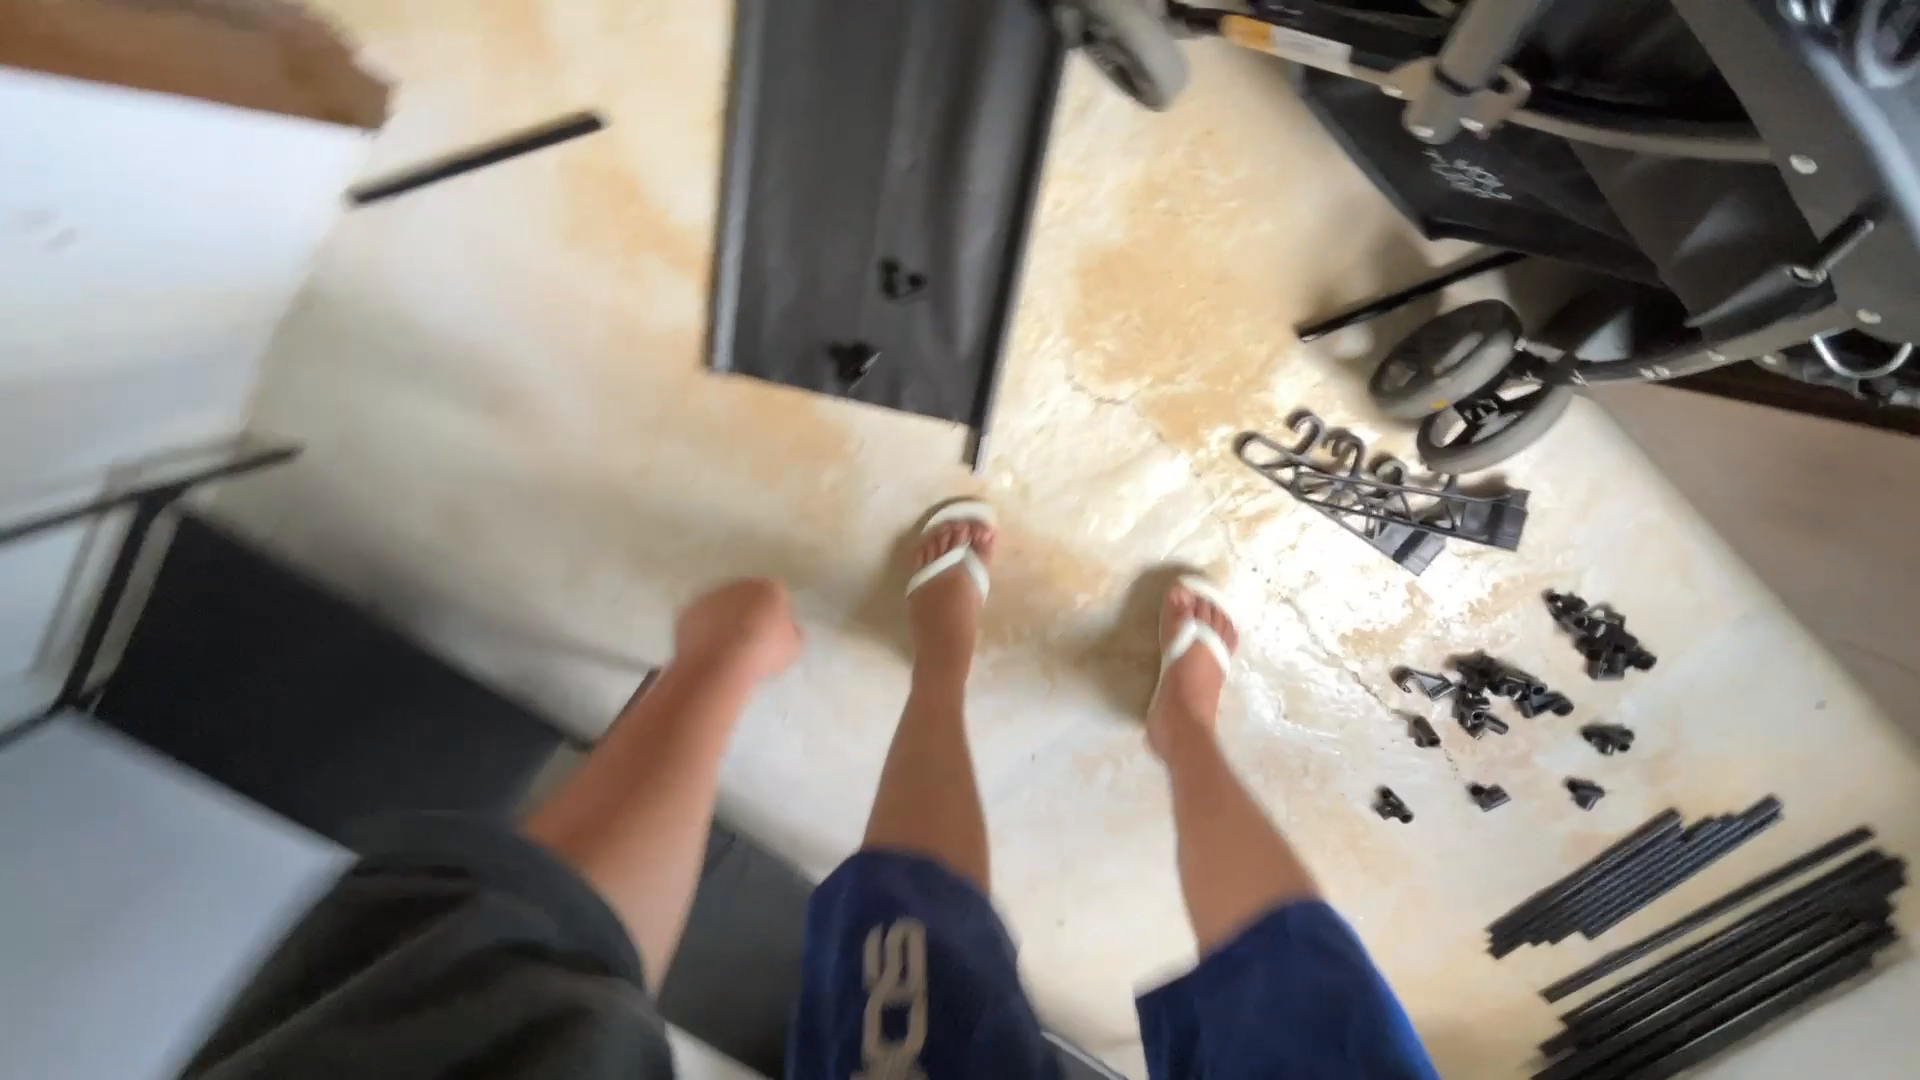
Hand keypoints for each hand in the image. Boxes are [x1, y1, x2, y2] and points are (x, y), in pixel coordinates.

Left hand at [672, 578, 802, 680]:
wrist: (720, 663)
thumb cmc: (763, 652)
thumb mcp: (793, 648)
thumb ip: (793, 634)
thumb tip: (790, 630)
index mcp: (768, 588)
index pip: (777, 595)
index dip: (776, 613)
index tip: (774, 633)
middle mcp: (738, 585)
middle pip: (747, 597)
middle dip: (749, 612)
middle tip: (751, 639)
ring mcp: (710, 596)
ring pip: (721, 607)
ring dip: (725, 620)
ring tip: (728, 648)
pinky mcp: (688, 612)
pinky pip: (701, 621)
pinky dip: (705, 631)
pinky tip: (710, 650)